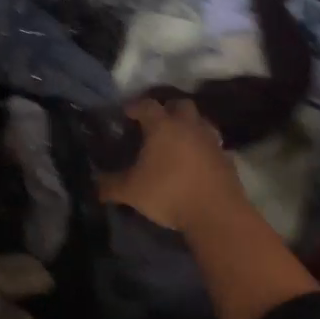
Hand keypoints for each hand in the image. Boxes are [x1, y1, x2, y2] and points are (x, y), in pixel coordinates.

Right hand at [97, 97, 250, 235]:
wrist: (216, 213)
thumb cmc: (169, 193)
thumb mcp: (132, 192)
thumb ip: (110, 185)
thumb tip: (93, 183)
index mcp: (162, 125)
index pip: (146, 105)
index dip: (134, 106)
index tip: (125, 113)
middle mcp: (188, 125)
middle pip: (179, 104)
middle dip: (167, 109)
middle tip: (156, 123)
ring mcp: (210, 139)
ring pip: (200, 121)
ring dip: (189, 126)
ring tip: (178, 141)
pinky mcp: (226, 157)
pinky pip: (212, 144)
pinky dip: (203, 147)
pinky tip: (197, 161)